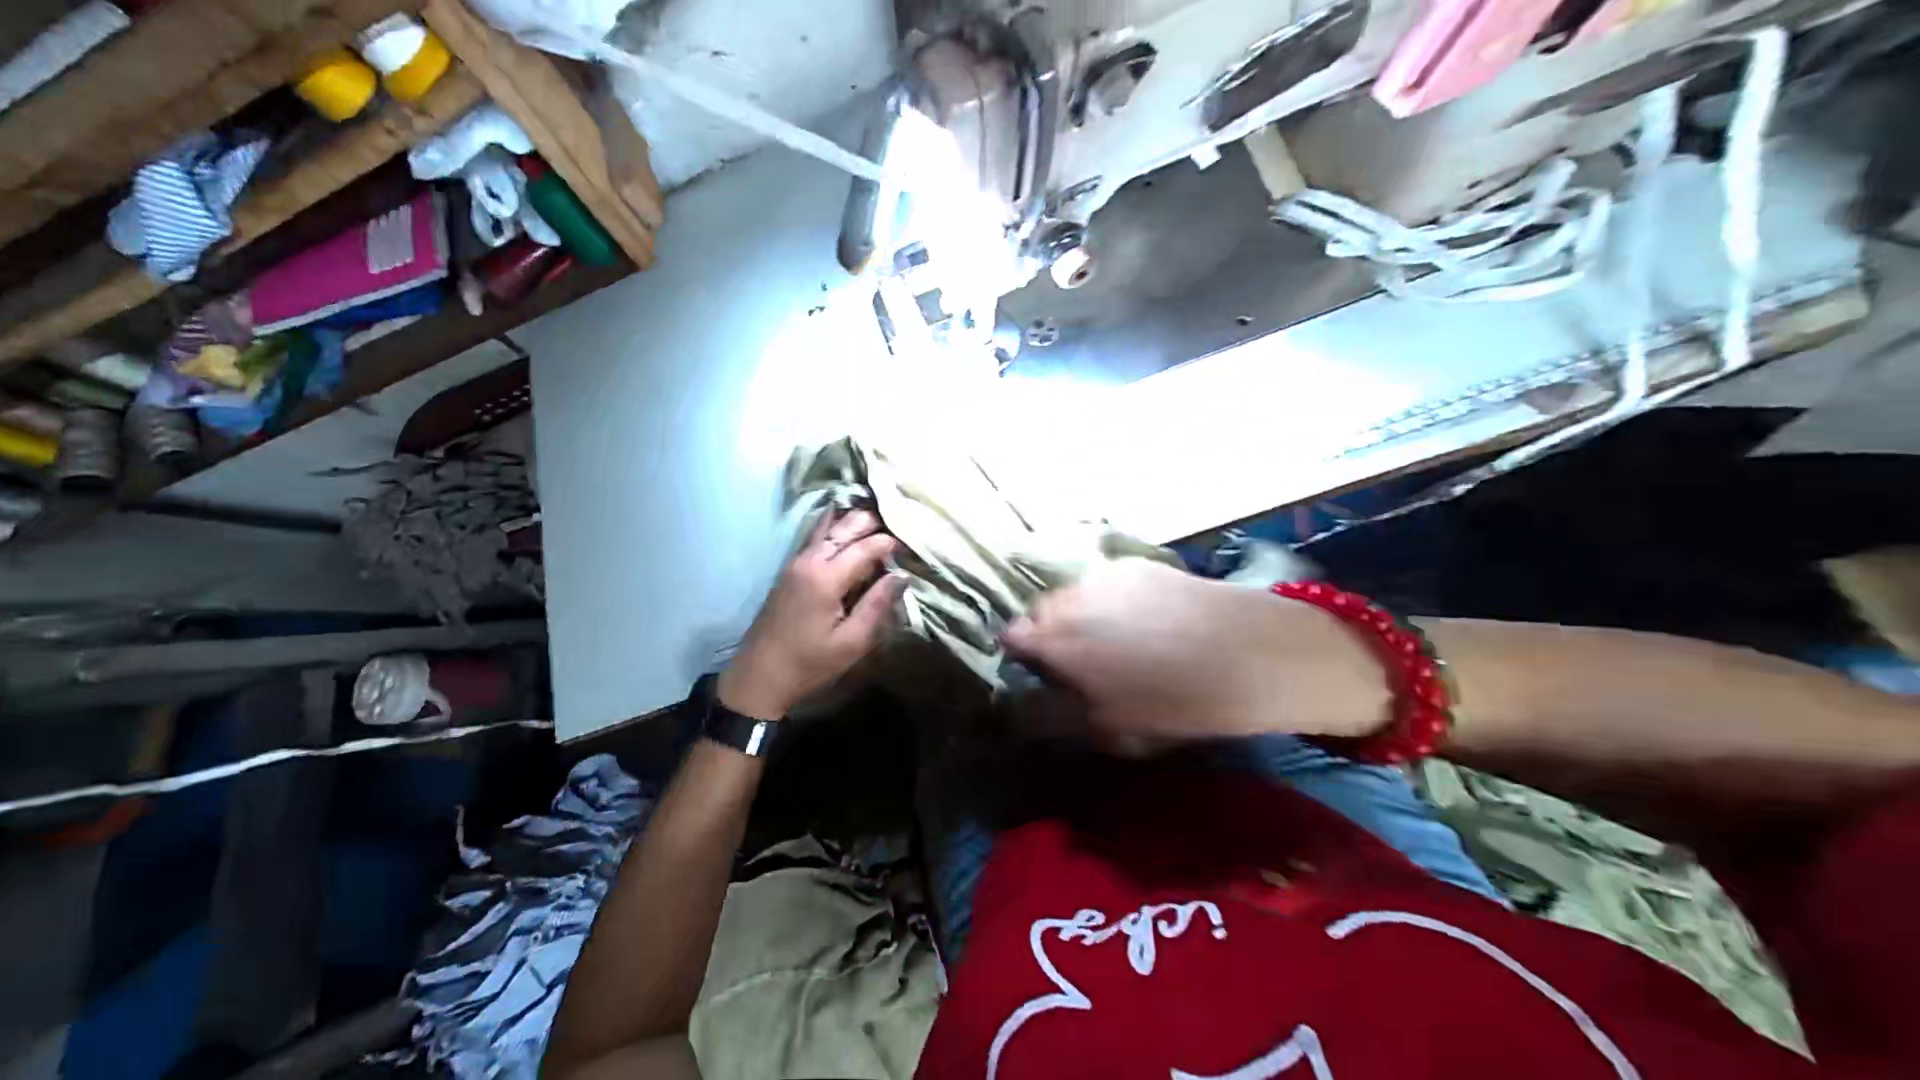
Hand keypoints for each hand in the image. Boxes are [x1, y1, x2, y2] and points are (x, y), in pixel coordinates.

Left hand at [717, 509, 905, 719]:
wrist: (759, 675)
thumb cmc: (809, 664)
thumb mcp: (851, 643)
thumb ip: (877, 605)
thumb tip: (901, 576)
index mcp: (826, 578)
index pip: (864, 548)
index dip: (887, 543)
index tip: (908, 545)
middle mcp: (809, 561)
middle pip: (843, 528)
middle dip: (869, 522)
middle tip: (895, 522)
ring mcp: (795, 563)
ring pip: (826, 528)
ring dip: (850, 521)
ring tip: (875, 517)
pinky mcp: (788, 570)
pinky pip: (814, 537)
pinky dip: (832, 527)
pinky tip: (843, 524)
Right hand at [1001, 560, 1390, 744]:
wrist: (1247, 655)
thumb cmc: (1174, 703)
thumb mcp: (1109, 726)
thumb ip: (1059, 711)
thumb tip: (1030, 704)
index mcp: (1054, 640)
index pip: (1012, 637)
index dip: (1023, 655)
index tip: (1040, 670)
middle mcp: (1069, 598)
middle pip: (1042, 610)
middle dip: (1052, 631)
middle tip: (1083, 658)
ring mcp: (1105, 575)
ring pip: (1076, 593)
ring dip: (1083, 612)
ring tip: (1117, 637)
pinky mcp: (1139, 565)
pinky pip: (1109, 583)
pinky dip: (1114, 598)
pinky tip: (1147, 618)